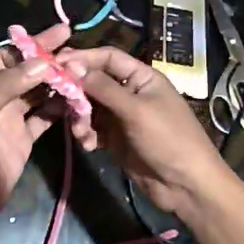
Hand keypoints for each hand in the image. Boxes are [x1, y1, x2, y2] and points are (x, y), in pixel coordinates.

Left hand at [0, 23, 72, 225]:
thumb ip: (7, 85)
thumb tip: (42, 62)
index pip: (7, 56)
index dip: (32, 44)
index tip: (61, 33)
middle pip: (25, 72)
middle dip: (50, 62)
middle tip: (79, 53)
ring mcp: (9, 118)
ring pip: (37, 94)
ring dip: (57, 85)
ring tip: (83, 75)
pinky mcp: (22, 139)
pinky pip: (43, 118)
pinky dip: (59, 110)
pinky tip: (77, 101)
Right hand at [59, 46, 234, 214]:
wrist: (186, 186)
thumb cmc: (168, 139)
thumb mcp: (136, 110)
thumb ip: (104, 87)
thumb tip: (73, 65)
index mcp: (142, 77)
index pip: (108, 58)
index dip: (83, 58)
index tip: (57, 64)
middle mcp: (130, 92)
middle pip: (95, 82)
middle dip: (77, 91)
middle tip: (59, 99)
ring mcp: (123, 117)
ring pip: (90, 107)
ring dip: (80, 117)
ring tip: (81, 131)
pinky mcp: (117, 139)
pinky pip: (94, 129)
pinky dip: (88, 135)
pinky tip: (89, 145)